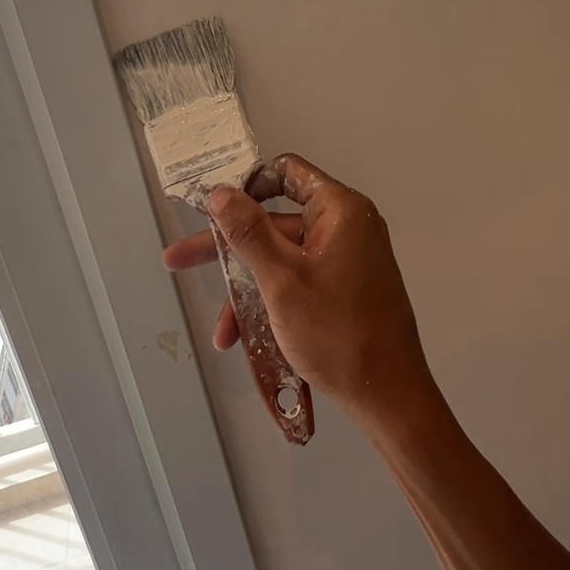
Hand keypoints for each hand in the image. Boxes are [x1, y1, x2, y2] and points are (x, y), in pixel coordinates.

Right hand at [161, 153, 439, 430]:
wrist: (389, 397)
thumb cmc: (338, 333)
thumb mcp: (281, 280)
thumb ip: (248, 232)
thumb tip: (220, 192)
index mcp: (340, 211)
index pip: (286, 172)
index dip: (247, 185)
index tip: (212, 208)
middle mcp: (347, 227)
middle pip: (275, 223)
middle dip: (228, 249)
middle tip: (179, 260)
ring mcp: (348, 260)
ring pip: (282, 260)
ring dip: (247, 290)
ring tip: (221, 331)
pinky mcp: (346, 289)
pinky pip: (298, 282)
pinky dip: (271, 303)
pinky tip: (246, 339)